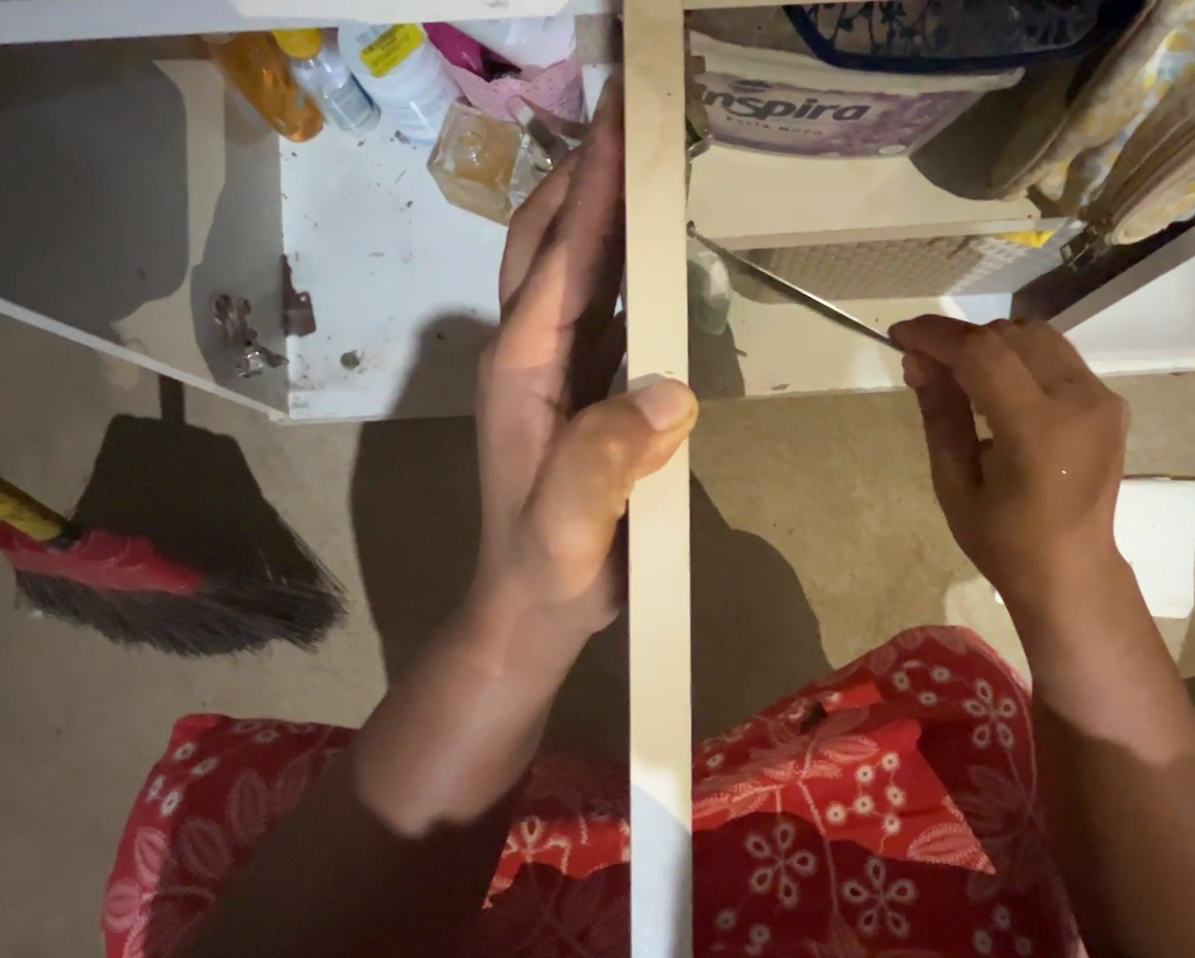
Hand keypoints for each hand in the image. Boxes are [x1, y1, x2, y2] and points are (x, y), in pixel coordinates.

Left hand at [472, 80, 698, 645]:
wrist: (531, 607)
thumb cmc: (546, 565)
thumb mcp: (570, 519)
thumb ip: (607, 454)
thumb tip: (671, 387)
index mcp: (523, 366)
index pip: (563, 257)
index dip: (594, 183)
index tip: (625, 112)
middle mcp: (530, 353)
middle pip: (552, 242)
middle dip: (588, 173)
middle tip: (632, 112)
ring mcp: (553, 372)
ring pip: (574, 270)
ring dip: (603, 212)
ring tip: (645, 161)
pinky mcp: (580, 393)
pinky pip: (601, 313)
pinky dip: (623, 270)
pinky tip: (651, 255)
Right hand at [890, 315, 1128, 606]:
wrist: (1070, 569)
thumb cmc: (1003, 541)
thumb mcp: (954, 484)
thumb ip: (940, 415)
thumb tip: (918, 361)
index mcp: (1038, 430)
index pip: (982, 354)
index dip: (936, 337)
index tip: (899, 337)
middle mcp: (1080, 402)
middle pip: (1009, 335)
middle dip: (959, 340)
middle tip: (922, 365)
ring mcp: (1101, 398)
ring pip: (1036, 337)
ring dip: (989, 345)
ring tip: (956, 376)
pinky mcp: (1109, 401)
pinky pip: (1056, 358)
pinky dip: (1017, 359)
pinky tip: (994, 390)